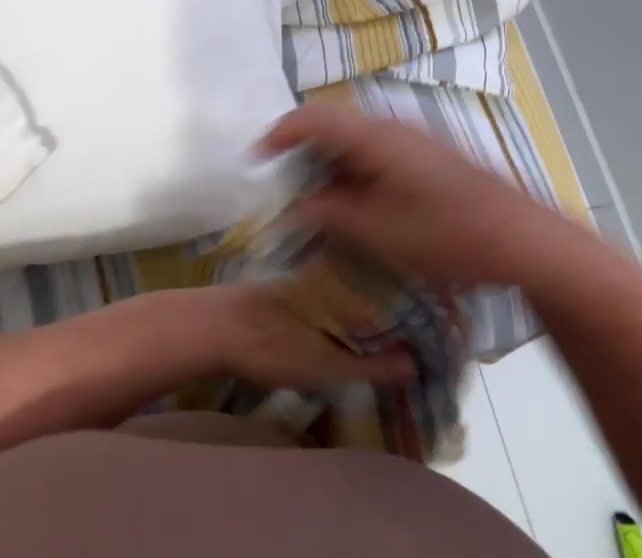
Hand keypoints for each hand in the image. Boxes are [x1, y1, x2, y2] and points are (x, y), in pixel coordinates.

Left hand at [193, 283, 413, 389]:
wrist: (209, 326)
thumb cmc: (271, 346)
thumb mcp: (324, 363)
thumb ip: (369, 364)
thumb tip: (414, 364)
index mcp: (341, 289)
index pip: (387, 294)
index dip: (410, 310)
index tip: (432, 326)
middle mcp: (325, 276)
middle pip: (366, 289)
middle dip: (388, 307)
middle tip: (410, 332)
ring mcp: (300, 280)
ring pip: (342, 291)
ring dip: (361, 307)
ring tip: (380, 330)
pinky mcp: (280, 289)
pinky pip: (321, 294)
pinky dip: (334, 307)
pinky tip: (335, 322)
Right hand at [258, 101, 592, 288]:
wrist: (526, 241)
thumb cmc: (450, 236)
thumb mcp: (378, 232)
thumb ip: (329, 214)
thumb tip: (295, 204)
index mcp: (375, 136)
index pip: (311, 117)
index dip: (277, 135)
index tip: (256, 162)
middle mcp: (393, 127)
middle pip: (332, 129)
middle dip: (304, 159)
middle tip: (288, 195)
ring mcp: (416, 139)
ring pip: (356, 144)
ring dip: (332, 170)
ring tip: (321, 209)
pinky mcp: (432, 157)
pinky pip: (379, 155)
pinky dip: (358, 175)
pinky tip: (362, 211)